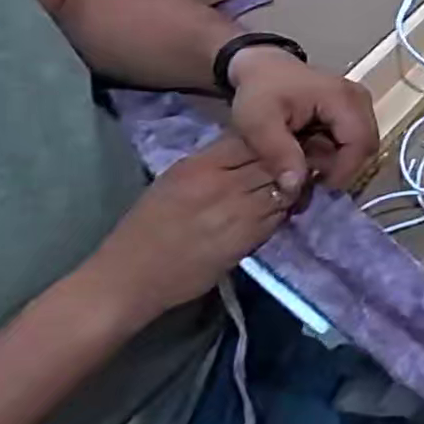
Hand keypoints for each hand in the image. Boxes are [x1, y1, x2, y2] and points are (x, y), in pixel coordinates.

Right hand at [82, 135, 292, 320]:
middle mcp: (222, 185)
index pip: (255, 139)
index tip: (286, 144)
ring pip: (287, 186)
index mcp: (199, 167)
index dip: (276, 141)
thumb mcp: (175, 183)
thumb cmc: (145, 230)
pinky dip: (287, 210)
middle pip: (277, 160)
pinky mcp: (248, 237)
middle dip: (293, 161)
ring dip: (296, 186)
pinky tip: (280, 211)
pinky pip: (282, 213)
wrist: (122, 283)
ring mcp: (237, 211)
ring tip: (294, 187)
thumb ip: (216, 161)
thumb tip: (259, 143)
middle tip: (301, 163)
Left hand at [227, 46, 375, 192]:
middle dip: (344, 167)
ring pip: (365, 141)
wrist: (264, 67)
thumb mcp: (257, 125)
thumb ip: (278, 154)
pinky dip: (340, 150)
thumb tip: (296, 187)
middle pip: (368, 143)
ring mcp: (362, 102)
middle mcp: (361, 99)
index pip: (360, 141)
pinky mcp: (356, 106)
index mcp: (343, 99)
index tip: (317, 189)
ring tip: (311, 168)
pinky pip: (358, 135)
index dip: (344, 169)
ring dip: (342, 159)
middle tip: (312, 181)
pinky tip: (315, 154)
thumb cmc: (260, 92)